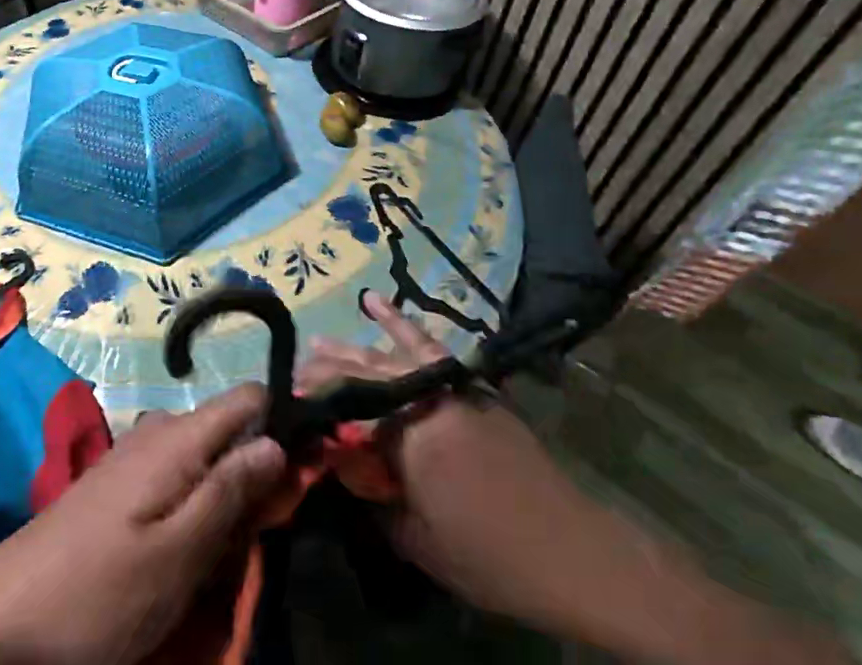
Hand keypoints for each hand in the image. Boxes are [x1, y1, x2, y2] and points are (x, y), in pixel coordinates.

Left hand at [0, 384, 285, 664]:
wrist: (8, 616)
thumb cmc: (100, 588)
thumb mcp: (178, 551)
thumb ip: (229, 492)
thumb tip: (277, 440)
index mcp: (176, 439)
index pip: (246, 399)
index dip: (286, 422)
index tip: (319, 464)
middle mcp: (155, 435)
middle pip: (228, 430)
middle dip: (261, 468)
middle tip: (278, 527)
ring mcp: (133, 460)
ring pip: (205, 458)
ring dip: (231, 493)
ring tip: (241, 545)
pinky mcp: (119, 487)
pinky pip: (177, 480)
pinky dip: (200, 504)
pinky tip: (199, 543)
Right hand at [300, 291, 851, 664]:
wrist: (578, 557)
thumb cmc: (490, 554)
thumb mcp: (413, 536)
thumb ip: (369, 491)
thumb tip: (337, 458)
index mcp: (406, 433)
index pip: (340, 404)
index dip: (309, 403)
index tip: (283, 405)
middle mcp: (424, 398)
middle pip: (358, 373)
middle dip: (321, 374)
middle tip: (292, 378)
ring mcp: (449, 388)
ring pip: (385, 355)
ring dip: (349, 349)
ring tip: (315, 342)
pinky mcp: (469, 390)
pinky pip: (427, 348)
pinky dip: (401, 324)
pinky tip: (377, 304)